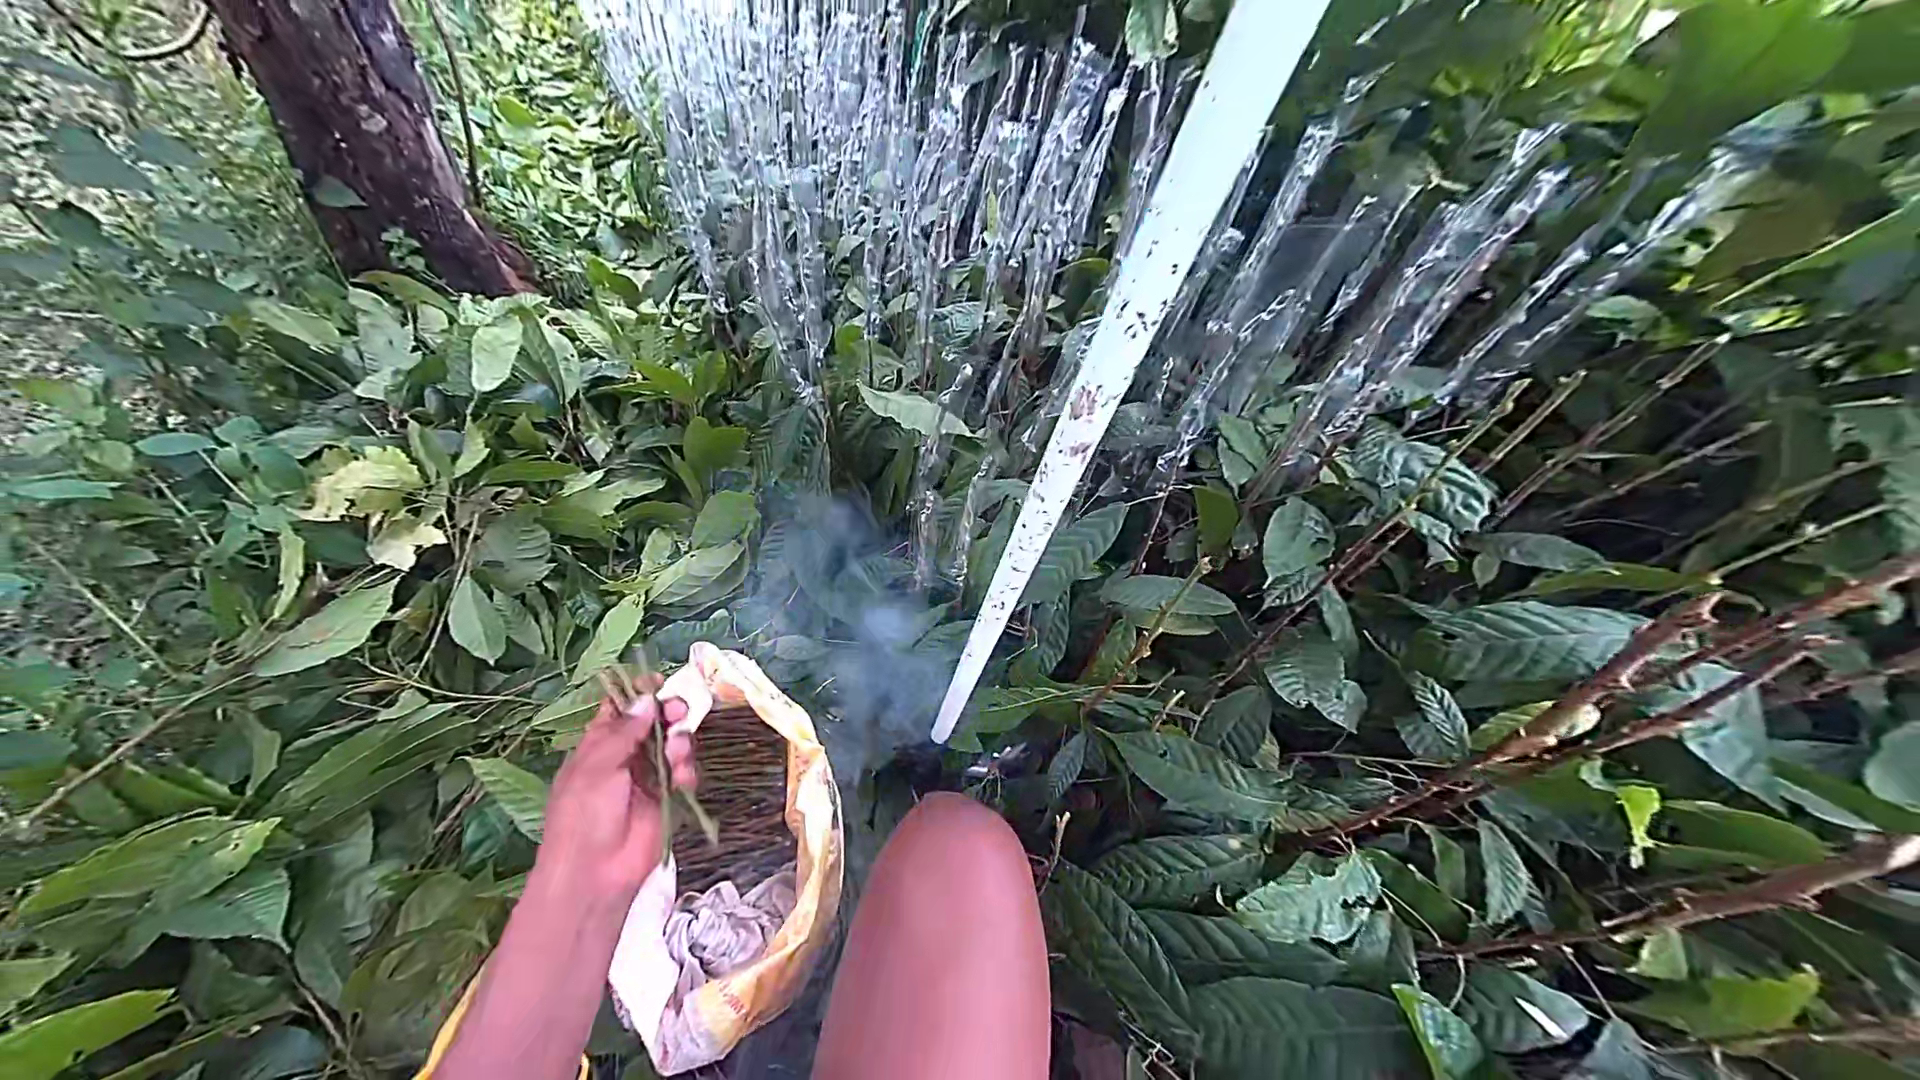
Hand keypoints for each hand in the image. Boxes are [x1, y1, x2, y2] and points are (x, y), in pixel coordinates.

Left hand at [535, 682, 697, 901]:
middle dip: (669, 713)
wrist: (596, 873)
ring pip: (674, 743)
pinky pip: (685, 771)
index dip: (638, 693)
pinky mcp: (668, 796)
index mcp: (598, 745)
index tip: (658, 682)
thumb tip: (647, 700)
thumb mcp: (596, 767)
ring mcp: (648, 775)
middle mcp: (625, 756)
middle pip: (655, 721)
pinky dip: (687, 771)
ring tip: (677, 754)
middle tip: (678, 712)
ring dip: (680, 742)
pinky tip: (681, 781)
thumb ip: (624, 731)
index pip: (620, 709)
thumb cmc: (584, 816)